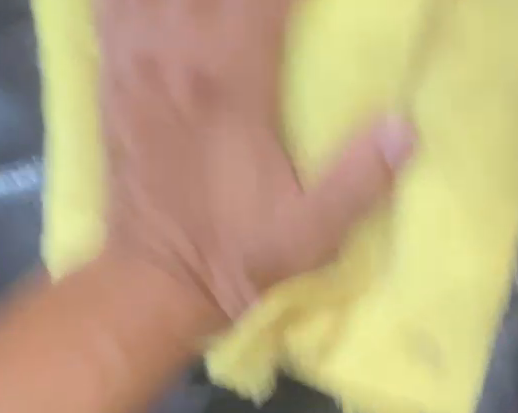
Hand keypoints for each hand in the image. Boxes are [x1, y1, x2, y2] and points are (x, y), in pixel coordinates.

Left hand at [94, 0, 417, 321]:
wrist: (160, 280)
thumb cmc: (242, 257)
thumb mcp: (315, 232)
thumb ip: (361, 179)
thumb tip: (406, 129)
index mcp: (228, 82)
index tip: (318, 5)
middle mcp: (171, 49)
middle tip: (281, 8)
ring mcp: (132, 54)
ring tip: (233, 11)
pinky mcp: (110, 69)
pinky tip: (173, 7)